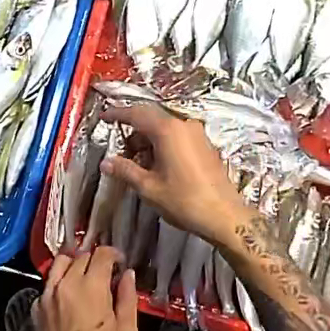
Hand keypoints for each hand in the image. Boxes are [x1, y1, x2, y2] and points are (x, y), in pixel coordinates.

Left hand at [30, 246, 137, 330]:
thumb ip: (127, 299)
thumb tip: (127, 275)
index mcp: (90, 288)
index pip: (100, 255)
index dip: (113, 255)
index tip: (120, 263)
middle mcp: (65, 284)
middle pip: (80, 257)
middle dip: (95, 261)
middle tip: (107, 275)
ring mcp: (47, 294)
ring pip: (60, 263)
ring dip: (75, 265)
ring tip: (87, 279)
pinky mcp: (36, 306)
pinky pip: (49, 282)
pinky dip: (61, 281)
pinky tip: (71, 296)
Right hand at [100, 102, 253, 248]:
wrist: (225, 217)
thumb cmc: (184, 201)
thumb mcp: (148, 187)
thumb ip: (125, 170)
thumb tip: (105, 162)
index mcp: (168, 130)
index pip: (137, 113)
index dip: (118, 114)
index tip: (104, 117)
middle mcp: (184, 125)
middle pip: (151, 117)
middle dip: (133, 129)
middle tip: (120, 147)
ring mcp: (197, 134)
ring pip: (165, 127)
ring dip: (148, 138)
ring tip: (137, 160)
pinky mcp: (205, 145)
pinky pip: (177, 135)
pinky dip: (162, 142)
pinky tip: (156, 163)